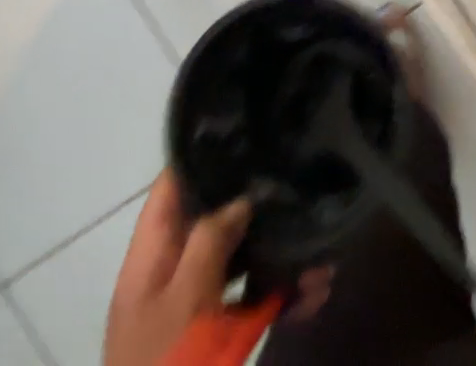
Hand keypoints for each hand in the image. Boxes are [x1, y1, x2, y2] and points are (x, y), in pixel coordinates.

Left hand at [104, 171, 333, 365]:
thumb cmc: (165, 365)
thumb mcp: (184, 302)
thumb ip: (209, 243)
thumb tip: (240, 198)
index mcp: (150, 263)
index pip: (170, 193)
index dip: (200, 159)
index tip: (243, 133)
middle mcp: (173, 276)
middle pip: (215, 223)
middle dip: (258, 208)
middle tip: (299, 183)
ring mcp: (198, 307)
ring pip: (243, 262)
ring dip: (282, 255)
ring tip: (325, 253)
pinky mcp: (222, 335)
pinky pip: (257, 301)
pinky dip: (286, 296)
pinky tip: (317, 293)